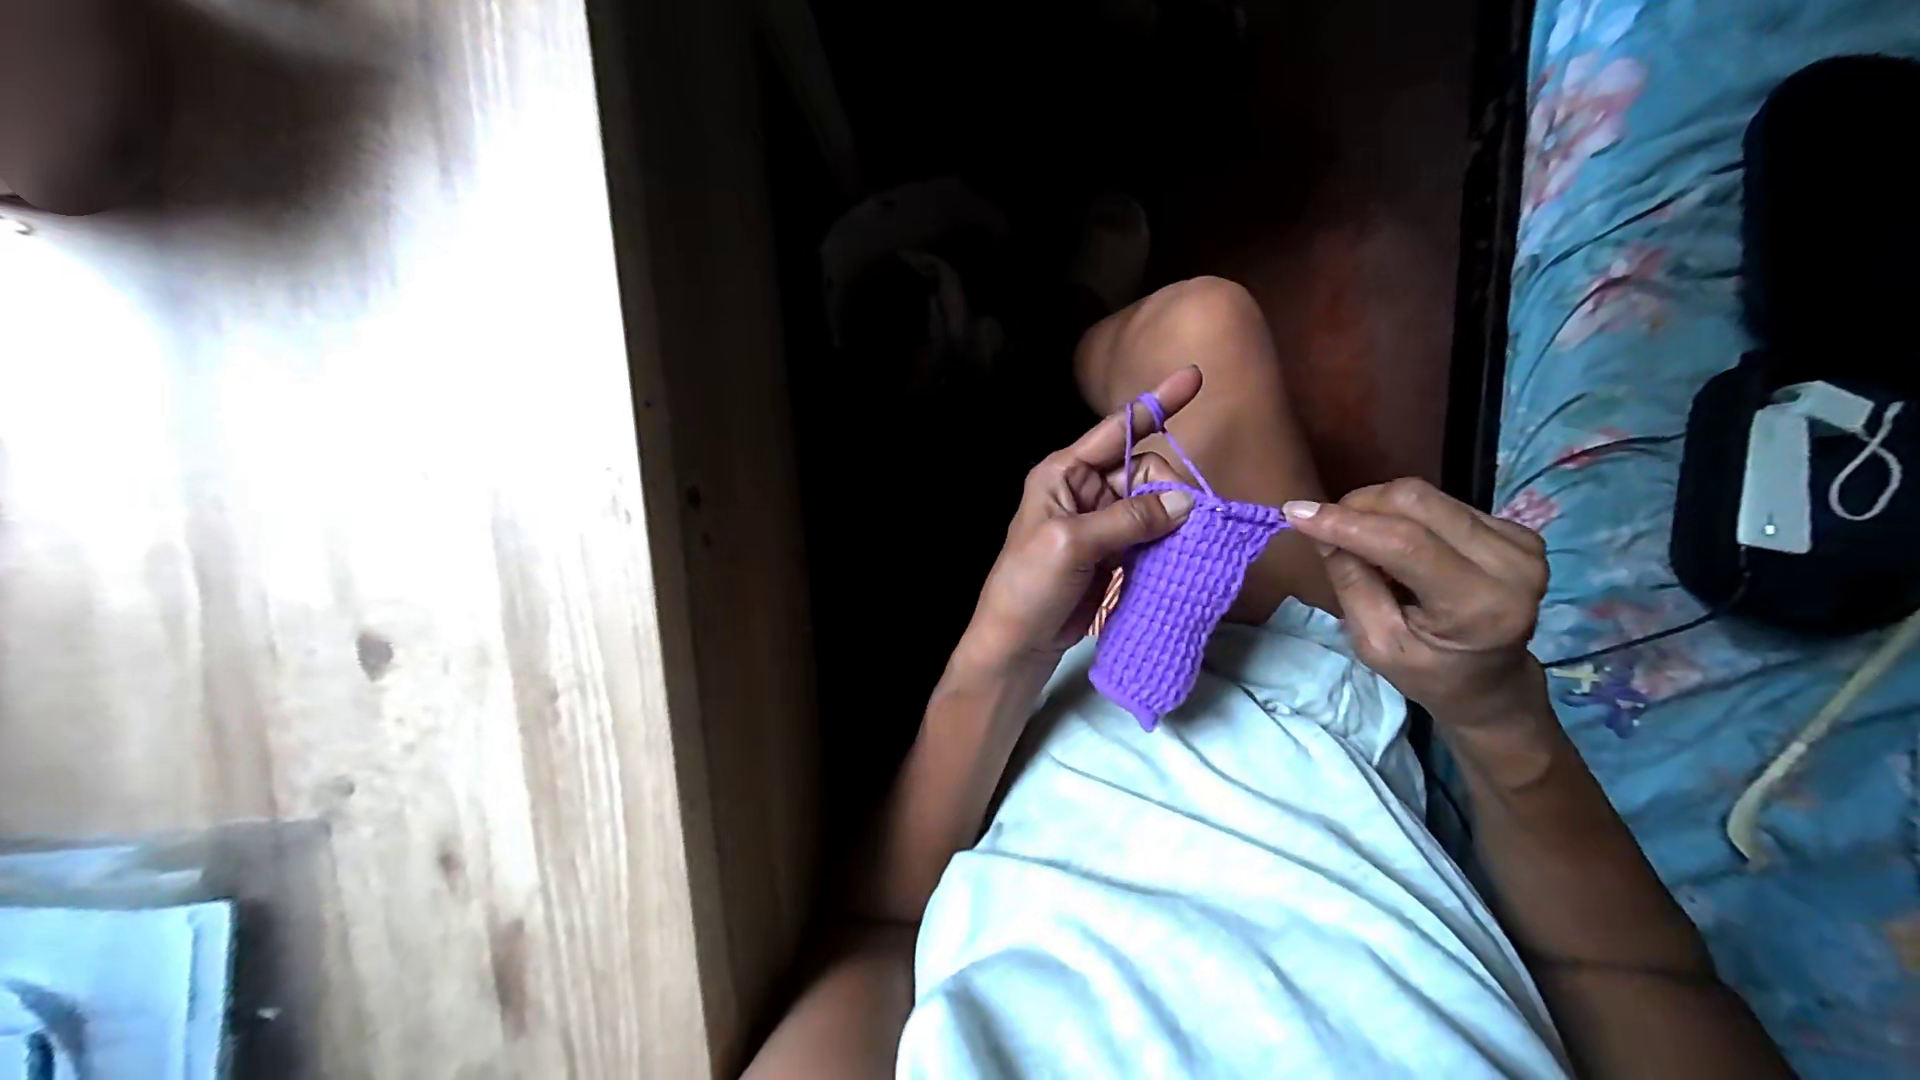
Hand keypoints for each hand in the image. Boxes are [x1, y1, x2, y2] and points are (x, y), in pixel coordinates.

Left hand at [958, 367, 1203, 674]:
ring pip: (1153, 502)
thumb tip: (1186, 502)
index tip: (1194, 378)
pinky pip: (1152, 532)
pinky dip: (1170, 537)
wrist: (1019, 641)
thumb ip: (1128, 519)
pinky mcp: (1115, 550)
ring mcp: (1101, 521)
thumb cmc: (1029, 583)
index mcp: (1063, 473)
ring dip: (1175, 514)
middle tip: (1192, 516)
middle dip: (1170, 484)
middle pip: (1143, 469)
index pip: (1115, 430)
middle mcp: (1084, 489)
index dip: (1156, 404)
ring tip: (1196, 534)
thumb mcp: (1073, 543)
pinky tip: (1186, 547)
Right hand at [1283, 478, 1550, 726]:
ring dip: (1377, 509)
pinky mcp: (1515, 530)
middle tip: (1326, 527)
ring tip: (1361, 540)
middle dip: (1358, 506)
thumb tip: (1320, 530)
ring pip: (1425, 495)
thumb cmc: (1428, 672)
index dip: (1344, 522)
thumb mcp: (1375, 643)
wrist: (1492, 681)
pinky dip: (1402, 514)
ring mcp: (1518, 542)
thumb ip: (1351, 583)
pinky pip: (1440, 502)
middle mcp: (1509, 564)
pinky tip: (1396, 542)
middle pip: (1416, 502)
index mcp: (1476, 605)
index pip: (1404, 543)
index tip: (1294, 512)